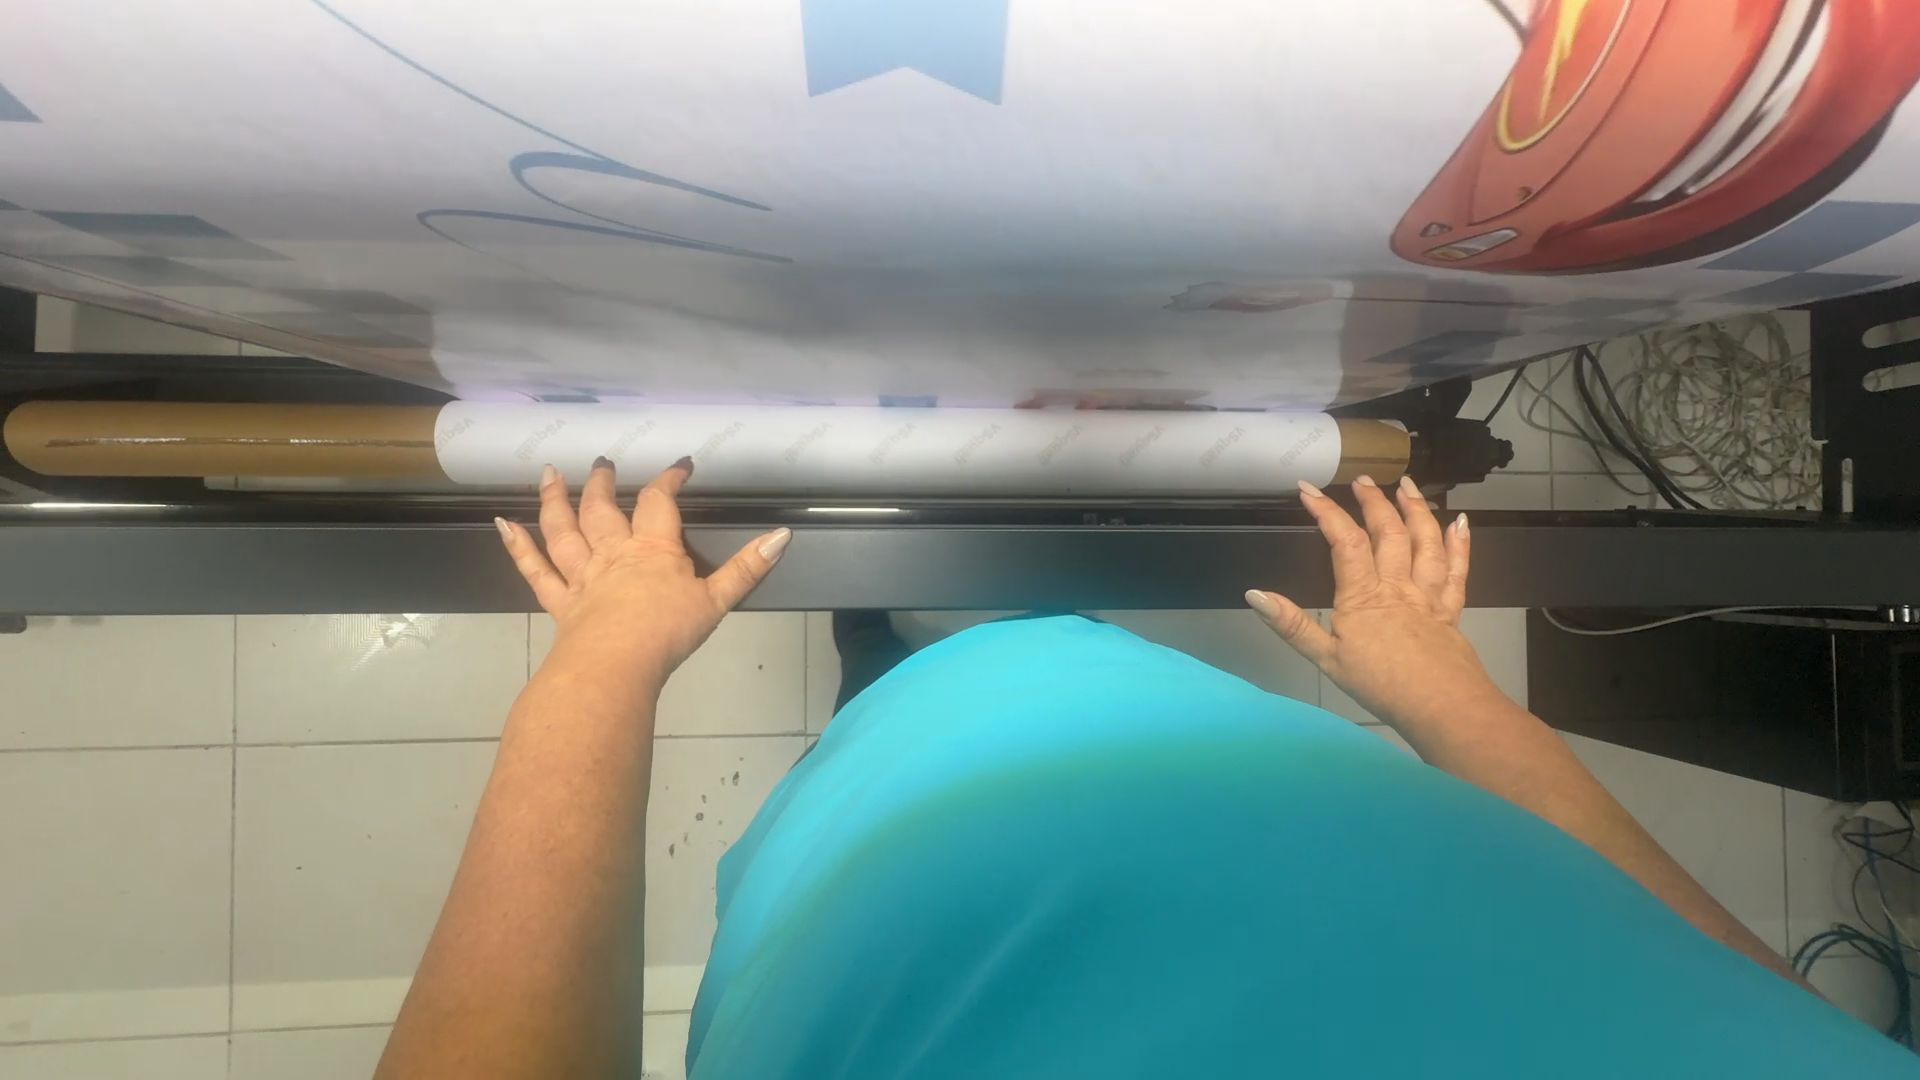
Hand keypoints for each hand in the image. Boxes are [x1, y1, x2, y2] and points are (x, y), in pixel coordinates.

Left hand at [495, 456, 790, 681]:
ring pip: (564, 530)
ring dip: (556, 500)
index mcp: (653, 549)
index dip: (670, 480)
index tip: (680, 465)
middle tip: (603, 462)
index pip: (661, 503)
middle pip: (605, 510)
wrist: (615, 668)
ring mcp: (581, 576)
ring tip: (550, 474)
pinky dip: (518, 546)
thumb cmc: (668, 632)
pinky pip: (535, 569)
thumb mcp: (718, 598)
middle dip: (606, 484)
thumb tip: (783, 535)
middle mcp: (613, 553)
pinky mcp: (559, 601)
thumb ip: (748, 567)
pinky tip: (503, 525)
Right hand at [1246, 475, 1502, 725]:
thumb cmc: (1381, 685)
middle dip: (1373, 501)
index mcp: (1362, 596)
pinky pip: (1458, 570)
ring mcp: (1428, 595)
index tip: (1307, 489)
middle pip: (1388, 532)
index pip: (1343, 541)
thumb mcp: (1325, 658)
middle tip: (1361, 479)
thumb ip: (1291, 624)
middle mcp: (1397, 586)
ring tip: (1408, 485)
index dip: (1325, 511)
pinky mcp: (1450, 609)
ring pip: (1425, 542)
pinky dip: (1459, 543)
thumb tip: (1255, 594)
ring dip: (1416, 510)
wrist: (1445, 709)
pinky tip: (1460, 522)